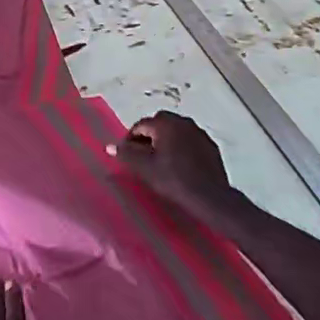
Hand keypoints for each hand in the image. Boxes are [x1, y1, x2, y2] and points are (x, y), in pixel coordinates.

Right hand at [107, 111, 247, 227]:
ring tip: (160, 160)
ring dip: (166, 140)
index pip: (141, 125)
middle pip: (159, 123)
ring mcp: (199, 133)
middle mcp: (183, 122)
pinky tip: (180, 164)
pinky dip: (181, 146)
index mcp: (165, 124)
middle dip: (149, 136)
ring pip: (176, 130)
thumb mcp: (144, 168)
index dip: (131, 139)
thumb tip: (110, 146)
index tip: (128, 154)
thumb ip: (126, 154)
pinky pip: (190, 140)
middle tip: (143, 155)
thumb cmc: (174, 180)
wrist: (209, 196)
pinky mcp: (210, 145)